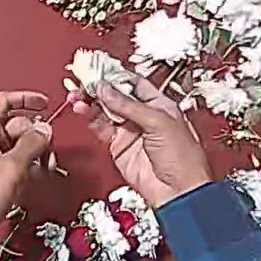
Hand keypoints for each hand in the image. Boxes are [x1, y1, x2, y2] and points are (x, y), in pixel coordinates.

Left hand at [0, 92, 53, 251]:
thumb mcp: (12, 168)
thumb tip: (46, 128)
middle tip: (49, 154)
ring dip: (33, 152)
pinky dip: (25, 164)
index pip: (4, 101)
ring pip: (16, 143)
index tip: (47, 105)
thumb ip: (31, 144)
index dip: (26, 99)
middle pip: (15, 123)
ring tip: (44, 170)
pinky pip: (11, 159)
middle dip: (35, 135)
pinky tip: (32, 179)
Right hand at [72, 75, 212, 208]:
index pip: (133, 83)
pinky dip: (90, 118)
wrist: (178, 191)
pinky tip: (82, 108)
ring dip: (91, 101)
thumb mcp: (158, 122)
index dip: (115, 76)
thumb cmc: (183, 158)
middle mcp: (143, 116)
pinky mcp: (119, 147)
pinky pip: (102, 128)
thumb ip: (129, 105)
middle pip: (117, 95)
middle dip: (99, 87)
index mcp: (159, 104)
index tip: (98, 68)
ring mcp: (130, 131)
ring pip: (106, 110)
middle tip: (82, 80)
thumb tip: (106, 88)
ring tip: (78, 94)